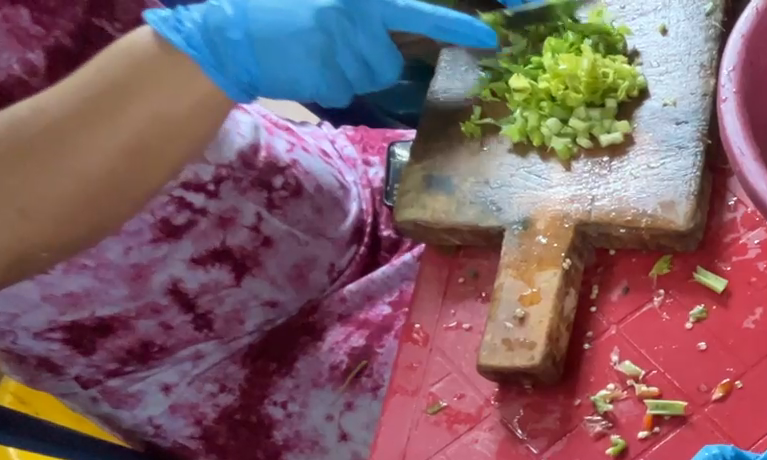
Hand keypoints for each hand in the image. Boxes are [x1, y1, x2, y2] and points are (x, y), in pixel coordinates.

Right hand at [144, 0, 497, 107]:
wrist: (224, 35)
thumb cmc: (273, 13)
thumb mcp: (321, 6)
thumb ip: (362, 16)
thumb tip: (393, 34)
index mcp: (355, 2)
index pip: (414, 13)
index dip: (453, 27)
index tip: (489, 38)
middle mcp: (354, 18)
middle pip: (389, 61)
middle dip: (365, 59)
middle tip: (321, 40)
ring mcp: (344, 48)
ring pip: (372, 77)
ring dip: (347, 72)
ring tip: (309, 50)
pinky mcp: (334, 75)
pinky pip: (349, 90)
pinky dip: (330, 85)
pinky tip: (303, 66)